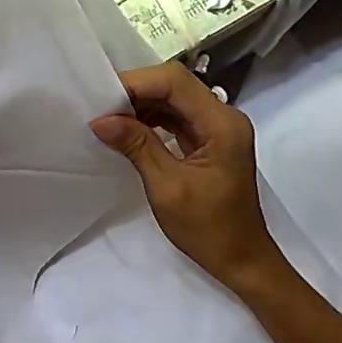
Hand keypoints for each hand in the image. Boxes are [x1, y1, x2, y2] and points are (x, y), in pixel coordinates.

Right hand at [90, 63, 285, 288]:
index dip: (137, 83)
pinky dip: (153, 121)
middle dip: (137, 92)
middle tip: (100, 107)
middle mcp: (224, 117)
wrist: (241, 259)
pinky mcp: (211, 142)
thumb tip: (101, 120)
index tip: (102, 99)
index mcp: (222, 124)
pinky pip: (179, 119)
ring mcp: (219, 129)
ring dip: (143, 106)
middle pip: (176, 86)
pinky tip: (129, 129)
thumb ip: (137, 146)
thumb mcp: (167, 187)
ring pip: (176, 101)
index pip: (175, 82)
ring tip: (110, 118)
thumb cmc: (208, 229)